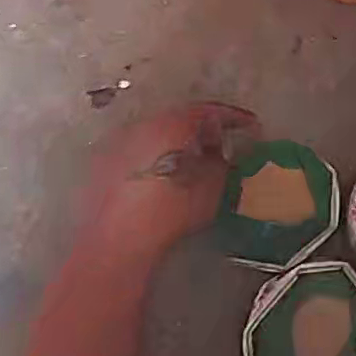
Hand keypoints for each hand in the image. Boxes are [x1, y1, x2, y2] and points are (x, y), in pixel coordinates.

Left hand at [78, 103, 259, 256]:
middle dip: (204, 127)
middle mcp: (142, 126)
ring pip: (158, 133)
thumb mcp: (211, 185)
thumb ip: (220, 157)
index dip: (233, 117)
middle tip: (225, 139)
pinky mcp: (104, 166)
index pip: (208, 110)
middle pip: (180, 117)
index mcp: (171, 125)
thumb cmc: (172, 211)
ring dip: (180, 140)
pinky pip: (141, 149)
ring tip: (197, 157)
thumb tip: (218, 144)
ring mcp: (119, 144)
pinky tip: (168, 173)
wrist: (116, 244)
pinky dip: (159, 154)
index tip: (251, 126)